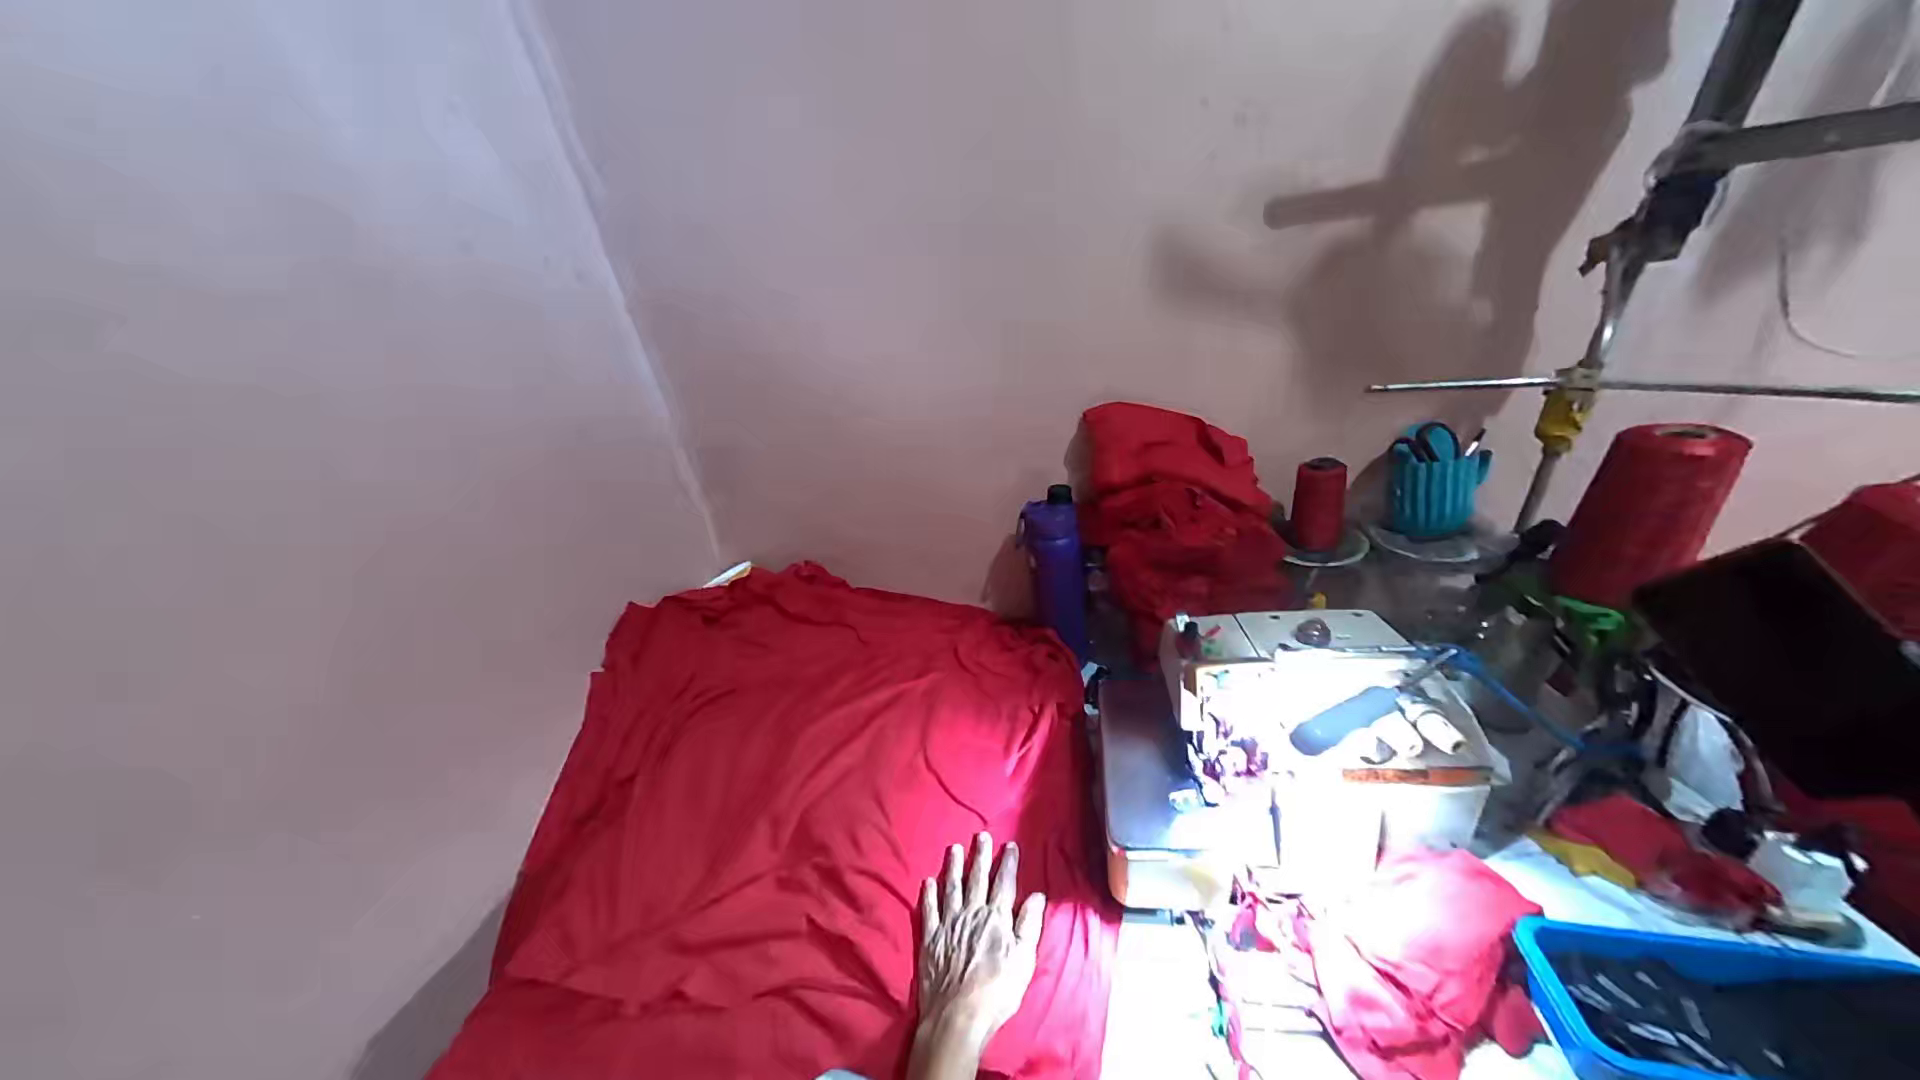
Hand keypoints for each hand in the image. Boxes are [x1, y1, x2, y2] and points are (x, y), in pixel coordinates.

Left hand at [913, 833, 1045, 1055]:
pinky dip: (928, 895)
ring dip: (954, 867)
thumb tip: (1037, 895)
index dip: (1008, 863)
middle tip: (981, 835)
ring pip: (952, 888)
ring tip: (954, 849)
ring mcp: (948, 924)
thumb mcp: (1024, 960)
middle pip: (977, 879)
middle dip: (980, 855)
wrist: (958, 1016)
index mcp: (996, 919)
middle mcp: (972, 914)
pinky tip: (928, 881)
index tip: (1010, 845)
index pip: (1004, 883)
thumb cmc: (997, 992)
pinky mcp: (930, 938)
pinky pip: (929, 911)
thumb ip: (1030, 925)